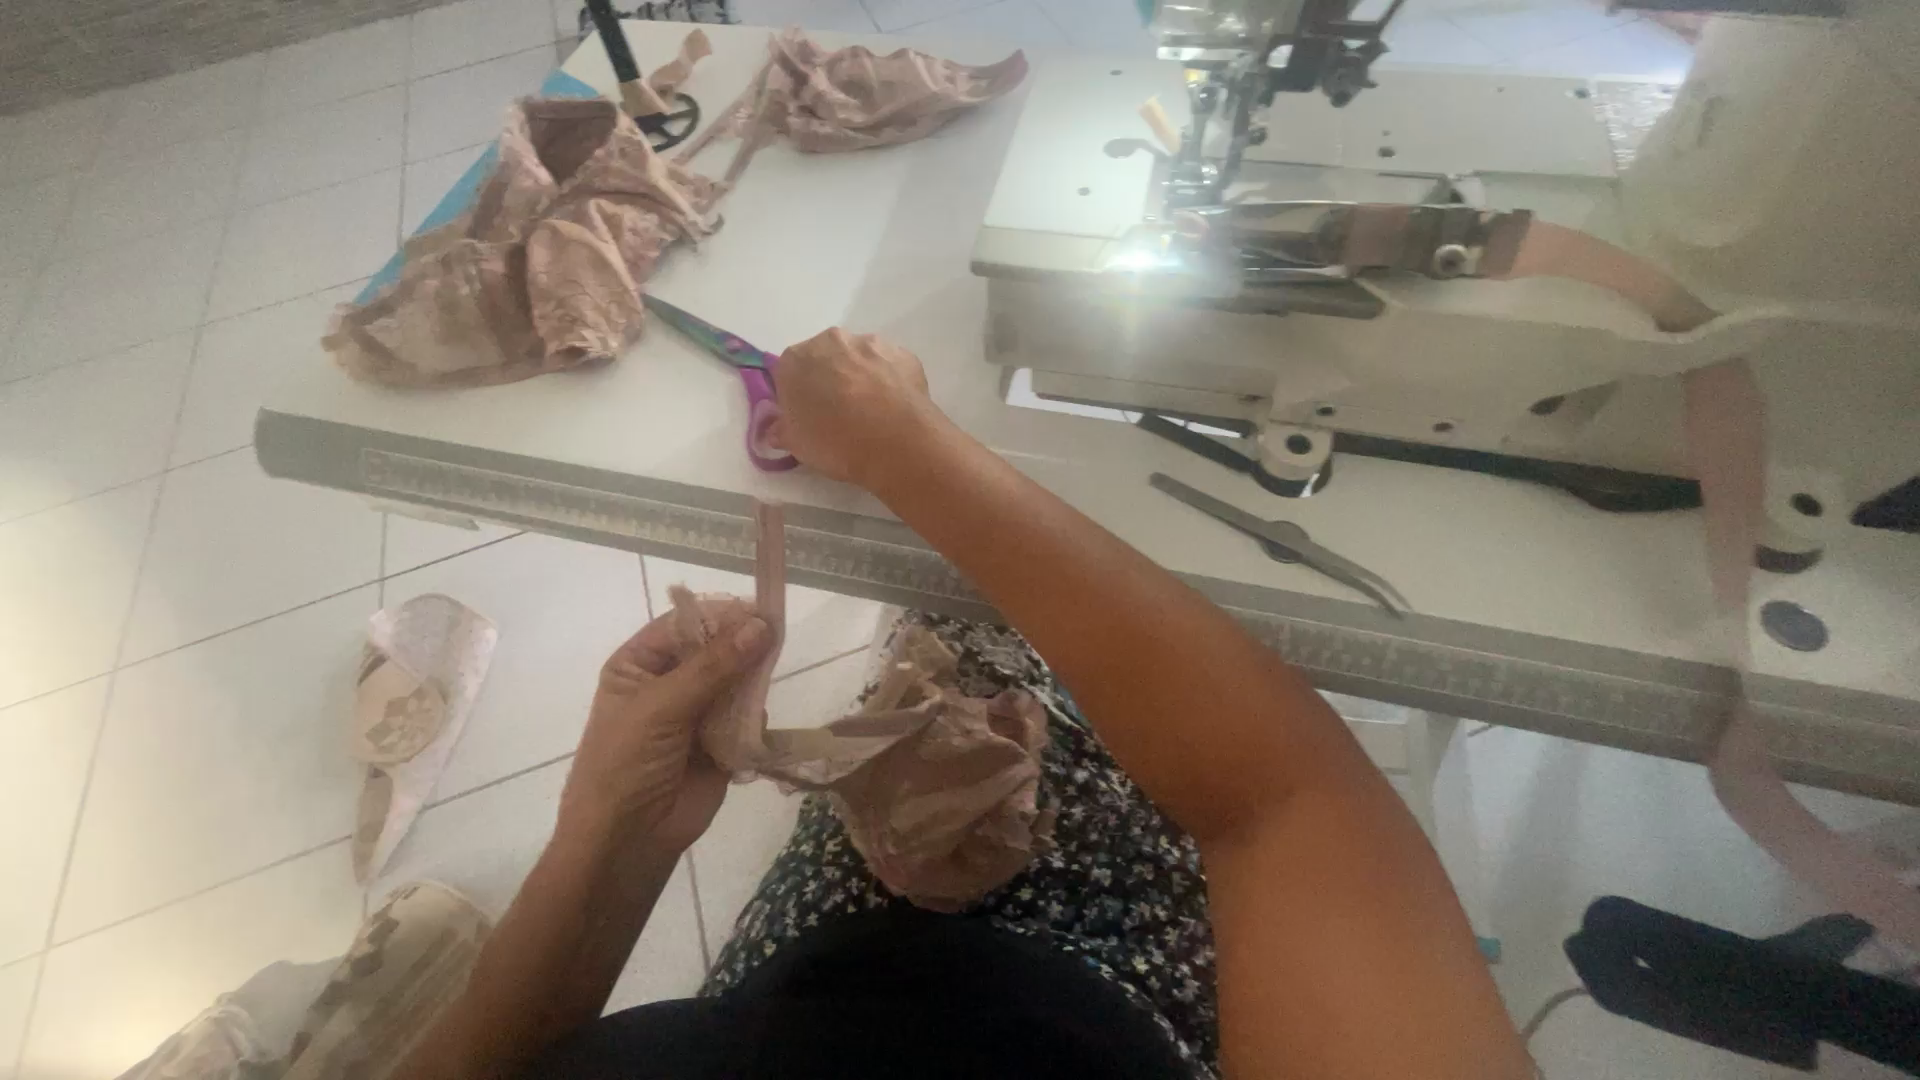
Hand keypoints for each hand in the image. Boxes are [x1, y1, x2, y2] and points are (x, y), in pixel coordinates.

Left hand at [559, 612, 771, 854]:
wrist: (627, 843)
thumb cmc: (626, 765)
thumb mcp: (661, 707)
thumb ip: (713, 666)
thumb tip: (761, 624)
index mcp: (639, 665)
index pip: (684, 624)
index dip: (719, 614)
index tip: (758, 613)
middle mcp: (670, 682)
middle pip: (716, 648)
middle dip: (742, 645)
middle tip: (775, 641)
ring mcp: (698, 711)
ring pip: (737, 679)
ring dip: (752, 679)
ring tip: (763, 685)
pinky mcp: (723, 739)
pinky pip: (748, 713)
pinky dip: (756, 714)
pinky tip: (755, 723)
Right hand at [770, 327, 940, 487]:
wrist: (895, 443)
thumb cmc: (835, 442)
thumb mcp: (796, 444)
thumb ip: (782, 430)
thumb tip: (777, 429)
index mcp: (796, 359)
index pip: (789, 374)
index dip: (799, 397)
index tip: (809, 418)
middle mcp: (832, 341)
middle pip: (826, 359)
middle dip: (830, 380)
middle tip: (841, 415)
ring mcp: (872, 344)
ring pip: (860, 360)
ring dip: (862, 377)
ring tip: (872, 412)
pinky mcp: (904, 354)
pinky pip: (890, 366)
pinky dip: (890, 382)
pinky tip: (894, 408)